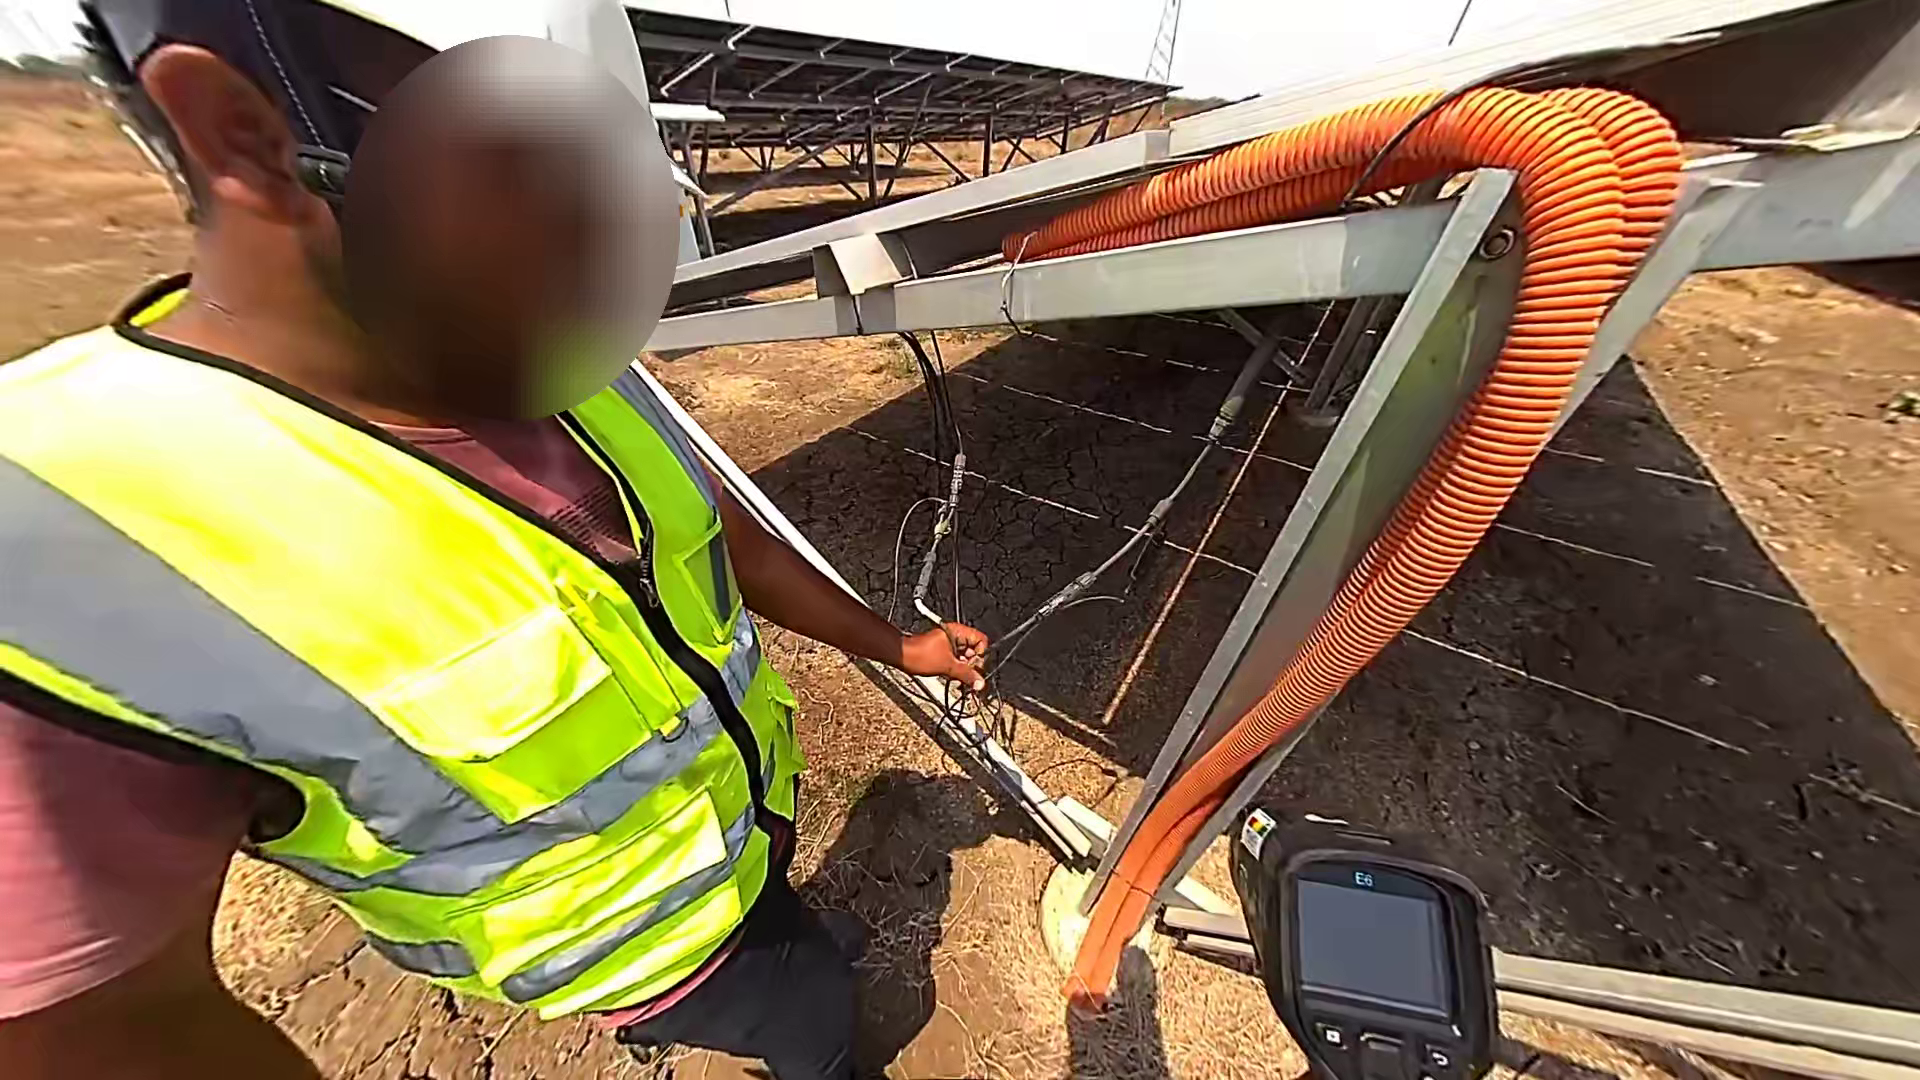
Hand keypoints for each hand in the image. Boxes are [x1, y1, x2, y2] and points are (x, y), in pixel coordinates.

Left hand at [900, 622, 988, 690]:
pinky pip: (956, 660)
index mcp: (958, 632)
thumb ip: (966, 674)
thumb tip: (980, 682)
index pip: (981, 640)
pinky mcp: (943, 652)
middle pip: (974, 650)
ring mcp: (949, 644)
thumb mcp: (947, 666)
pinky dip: (956, 669)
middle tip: (967, 675)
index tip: (975, 666)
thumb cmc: (919, 654)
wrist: (902, 656)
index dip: (980, 654)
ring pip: (965, 657)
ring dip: (963, 669)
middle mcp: (955, 636)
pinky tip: (952, 677)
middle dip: (971, 664)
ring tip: (957, 677)